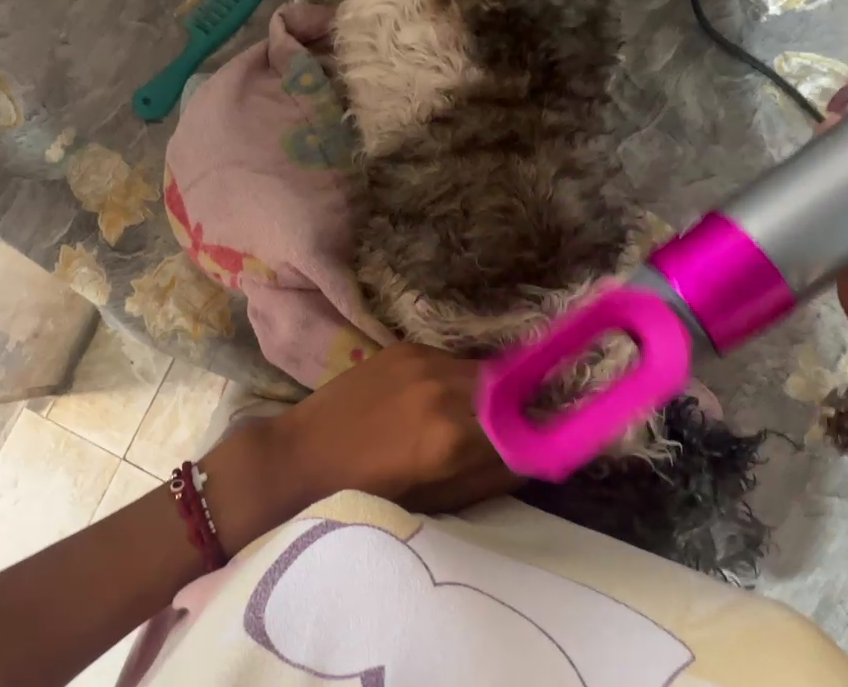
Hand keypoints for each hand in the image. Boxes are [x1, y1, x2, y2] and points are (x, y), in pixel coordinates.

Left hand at [264, 343, 520, 513]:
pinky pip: (450, 360)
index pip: (525, 426)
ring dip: (487, 391)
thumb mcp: (435, 500)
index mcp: (452, 435)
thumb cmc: (364, 494)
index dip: (540, 431)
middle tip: (514, 428)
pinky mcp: (404, 346)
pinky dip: (456, 378)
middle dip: (516, 408)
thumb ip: (492, 477)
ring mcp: (422, 360)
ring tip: (472, 415)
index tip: (548, 437)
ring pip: (481, 371)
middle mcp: (444, 387)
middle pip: (509, 390)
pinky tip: (437, 399)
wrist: (299, 457)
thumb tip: (536, 457)